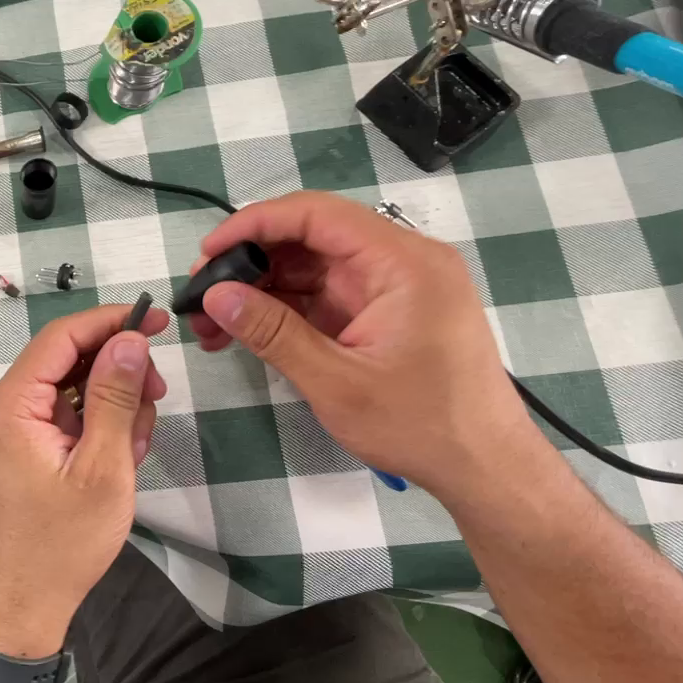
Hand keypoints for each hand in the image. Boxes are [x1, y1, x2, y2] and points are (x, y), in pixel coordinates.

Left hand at [0, 304, 169, 658]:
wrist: (35, 593)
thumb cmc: (66, 538)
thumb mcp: (103, 467)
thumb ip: (115, 398)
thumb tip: (131, 339)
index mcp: (12, 405)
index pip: (60, 337)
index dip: (110, 322)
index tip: (159, 321)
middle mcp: (7, 404)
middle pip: (69, 356)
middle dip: (118, 370)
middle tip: (156, 398)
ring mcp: (18, 423)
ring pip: (77, 383)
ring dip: (115, 403)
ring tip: (133, 449)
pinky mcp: (31, 440)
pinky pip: (73, 411)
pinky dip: (103, 424)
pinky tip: (122, 455)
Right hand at [187, 191, 542, 497]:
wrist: (482, 466)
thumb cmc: (417, 424)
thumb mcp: (335, 380)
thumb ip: (273, 332)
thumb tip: (215, 296)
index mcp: (401, 263)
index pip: (316, 215)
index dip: (253, 224)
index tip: (206, 254)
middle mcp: (399, 262)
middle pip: (309, 237)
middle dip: (248, 262)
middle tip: (200, 297)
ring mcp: (390, 288)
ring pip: (309, 268)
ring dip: (258, 290)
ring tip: (210, 324)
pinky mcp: (380, 313)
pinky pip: (320, 296)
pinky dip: (280, 311)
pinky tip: (242, 333)